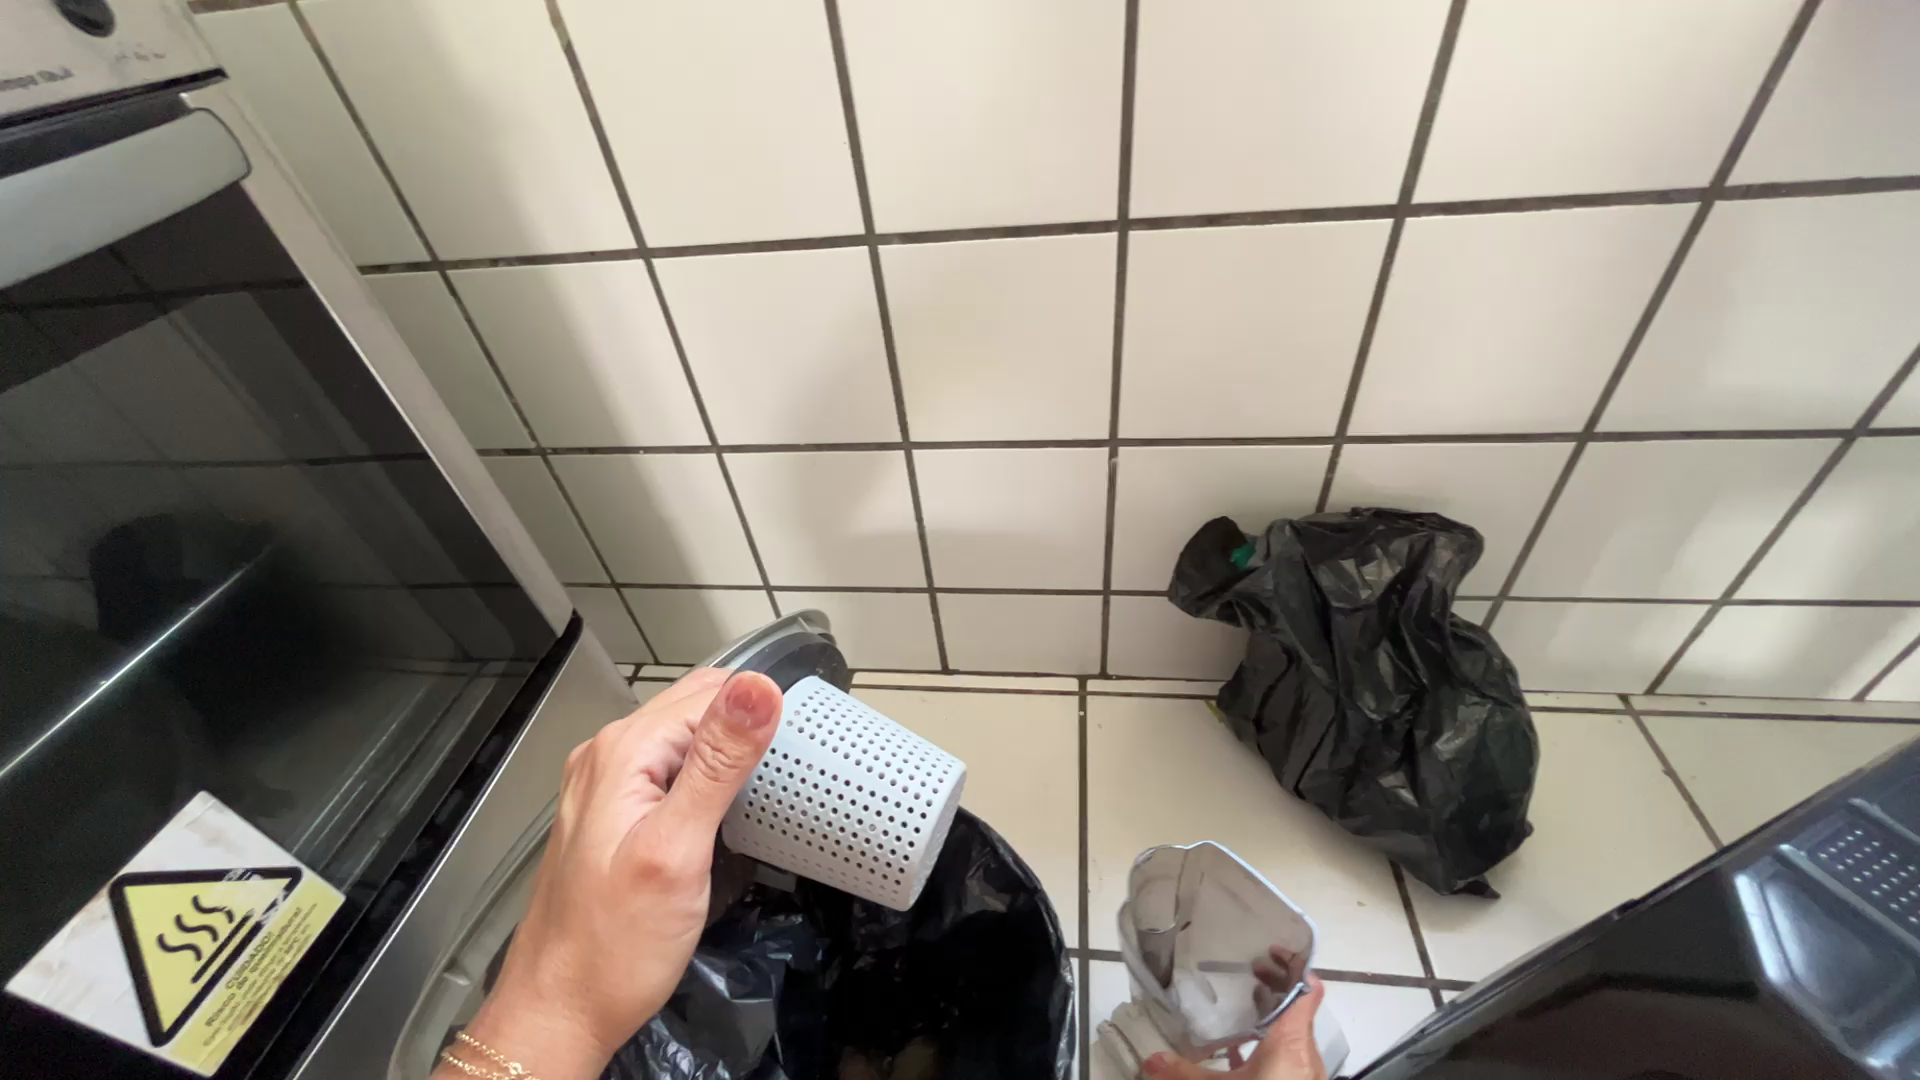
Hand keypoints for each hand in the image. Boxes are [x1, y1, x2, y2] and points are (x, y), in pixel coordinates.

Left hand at [443, 669, 782, 1079]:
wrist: (557, 1016)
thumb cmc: (616, 945)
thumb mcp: (677, 848)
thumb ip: (720, 763)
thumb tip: (759, 688)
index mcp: (624, 750)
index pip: (712, 693)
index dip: (758, 714)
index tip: (795, 751)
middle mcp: (609, 754)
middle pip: (697, 706)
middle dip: (746, 723)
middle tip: (787, 769)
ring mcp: (606, 782)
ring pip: (686, 733)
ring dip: (730, 747)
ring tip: (765, 786)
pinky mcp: (614, 809)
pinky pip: (672, 763)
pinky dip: (708, 770)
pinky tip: (728, 802)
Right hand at [1144, 973, 1327, 1079]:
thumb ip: (1186, 1074)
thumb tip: (1150, 1060)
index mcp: (1291, 1040)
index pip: (1307, 990)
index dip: (1295, 965)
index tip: (1268, 950)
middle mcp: (1307, 1053)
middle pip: (1300, 1005)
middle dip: (1276, 984)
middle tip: (1249, 970)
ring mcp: (1308, 1074)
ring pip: (1296, 1030)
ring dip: (1275, 1013)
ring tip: (1247, 1003)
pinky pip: (1292, 1055)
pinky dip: (1273, 1043)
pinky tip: (1245, 1051)